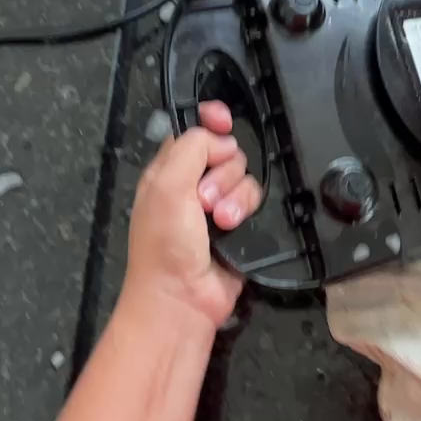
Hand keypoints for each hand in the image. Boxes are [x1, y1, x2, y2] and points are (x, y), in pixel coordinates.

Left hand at [123, 102, 263, 330]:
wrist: (182, 299)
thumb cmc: (165, 244)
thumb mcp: (166, 186)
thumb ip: (191, 148)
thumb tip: (222, 139)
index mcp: (168, 170)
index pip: (194, 130)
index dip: (211, 121)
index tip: (224, 121)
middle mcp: (192, 183)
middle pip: (225, 152)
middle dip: (221, 172)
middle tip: (204, 199)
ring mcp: (217, 204)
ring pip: (243, 175)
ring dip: (234, 196)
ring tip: (220, 221)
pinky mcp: (240, 222)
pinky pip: (256, 198)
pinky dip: (247, 210)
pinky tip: (234, 227)